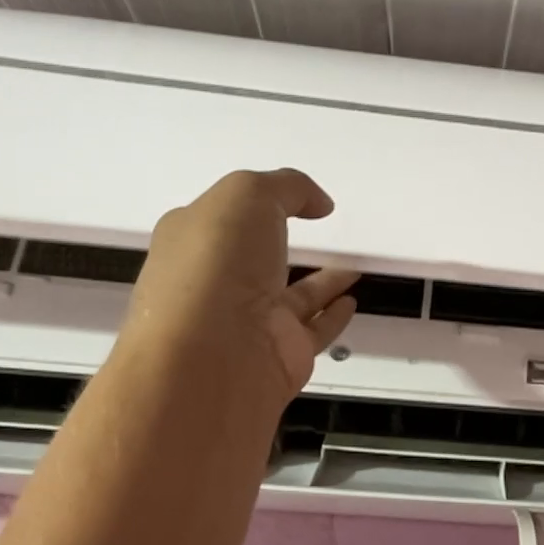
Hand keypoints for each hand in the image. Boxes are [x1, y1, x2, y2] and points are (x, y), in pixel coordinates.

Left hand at [120, 169, 357, 405]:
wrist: (212, 357)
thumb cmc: (216, 265)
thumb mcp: (245, 196)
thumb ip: (286, 187)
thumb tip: (318, 203)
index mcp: (191, 243)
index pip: (220, 218)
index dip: (252, 205)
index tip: (292, 197)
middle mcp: (215, 284)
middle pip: (253, 259)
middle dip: (278, 245)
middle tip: (320, 231)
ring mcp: (248, 323)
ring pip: (291, 295)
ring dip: (320, 280)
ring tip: (352, 262)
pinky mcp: (281, 354)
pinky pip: (313, 329)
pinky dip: (333, 315)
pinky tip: (351, 300)